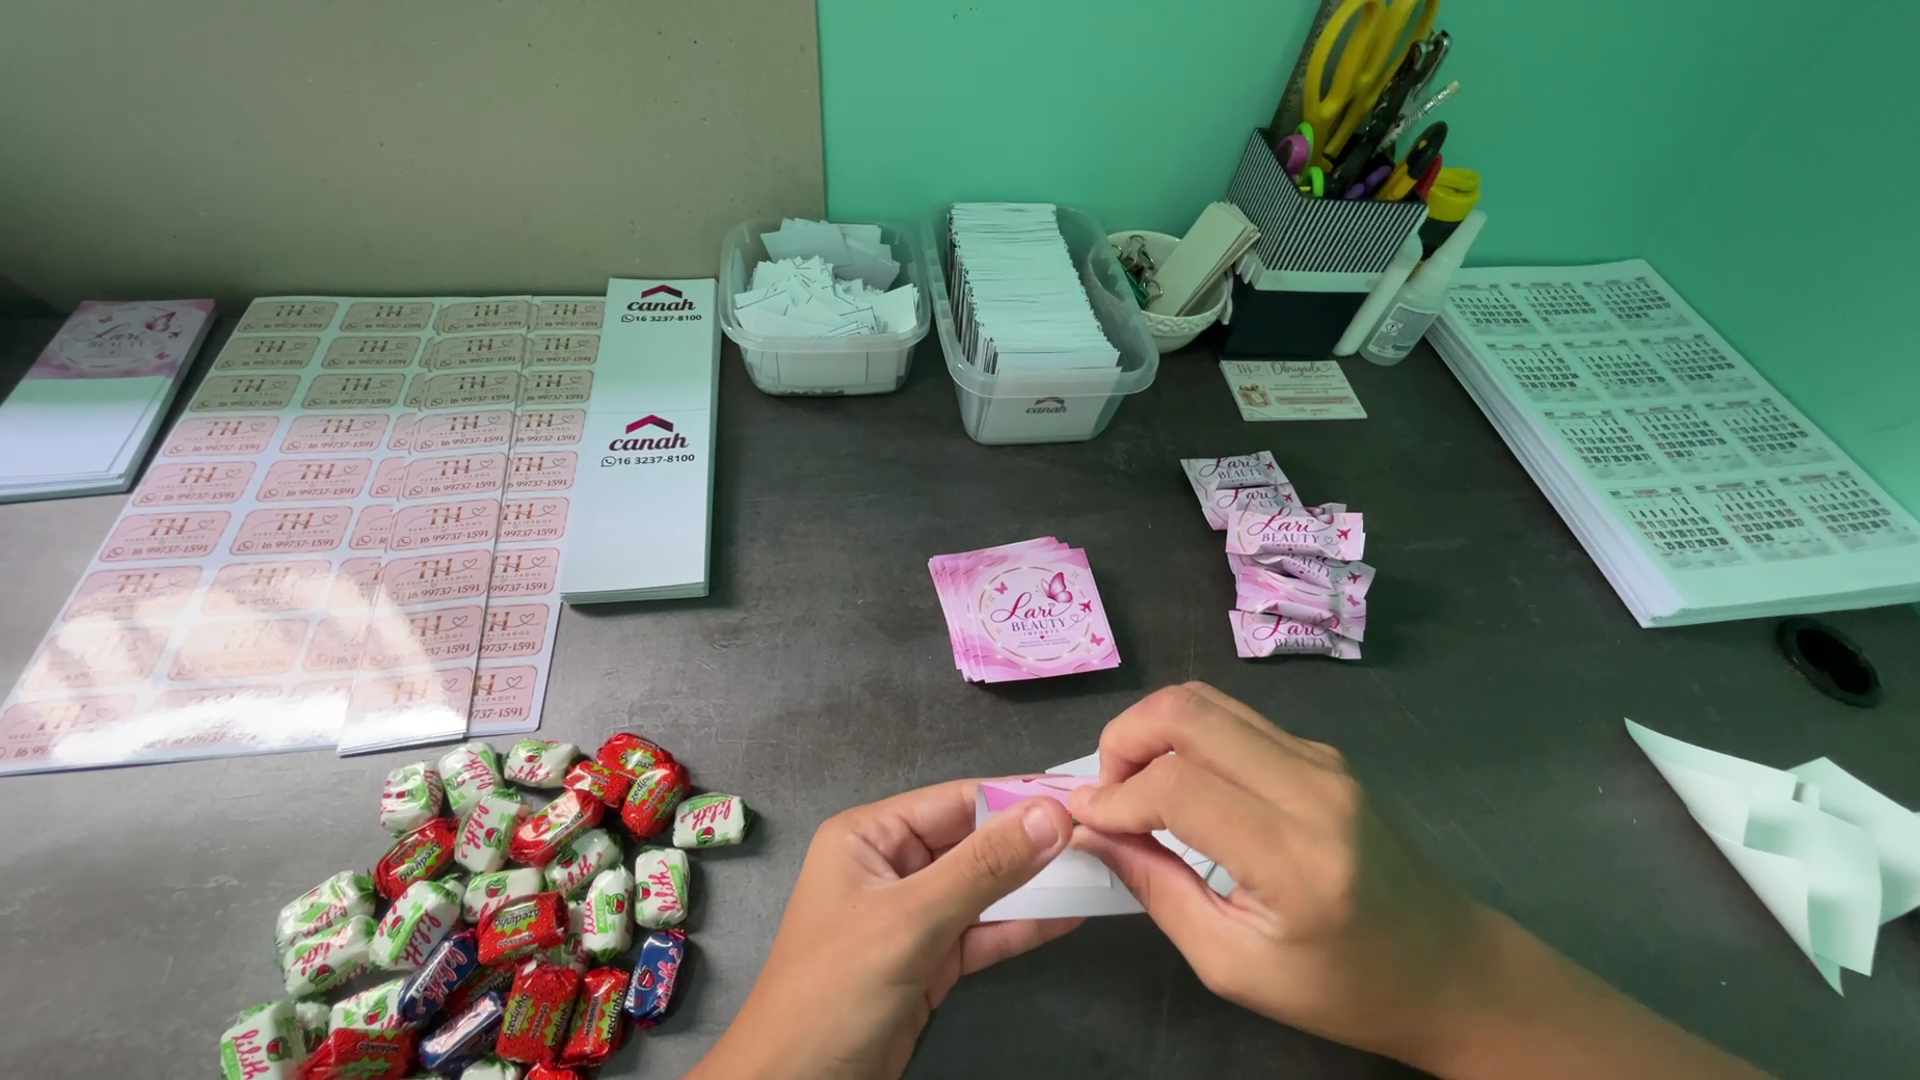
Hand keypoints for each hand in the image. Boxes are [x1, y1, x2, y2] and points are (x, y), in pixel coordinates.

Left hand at [689, 780, 1079, 1079]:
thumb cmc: (836, 987)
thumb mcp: (911, 919)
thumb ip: (984, 867)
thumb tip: (1050, 815)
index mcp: (870, 836)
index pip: (955, 801)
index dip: (1015, 797)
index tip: (1075, 796)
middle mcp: (891, 865)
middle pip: (972, 843)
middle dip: (1029, 842)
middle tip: (1095, 834)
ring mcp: (911, 914)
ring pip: (982, 888)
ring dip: (1032, 884)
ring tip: (1093, 869)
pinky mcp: (928, 959)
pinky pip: (982, 931)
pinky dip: (1021, 926)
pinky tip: (1067, 914)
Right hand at [1070, 683, 1770, 1079]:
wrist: (1453, 971)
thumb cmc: (1342, 988)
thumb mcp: (1233, 964)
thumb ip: (1156, 888)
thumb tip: (1092, 831)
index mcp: (1295, 857)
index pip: (1178, 787)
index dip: (1115, 795)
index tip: (1085, 819)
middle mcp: (1311, 787)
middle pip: (1187, 712)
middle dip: (1123, 738)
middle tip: (1106, 788)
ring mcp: (1321, 759)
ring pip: (1206, 700)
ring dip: (1151, 728)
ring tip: (1132, 779)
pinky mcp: (1320, 751)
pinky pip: (1233, 717)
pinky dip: (1184, 734)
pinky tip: (1177, 778)